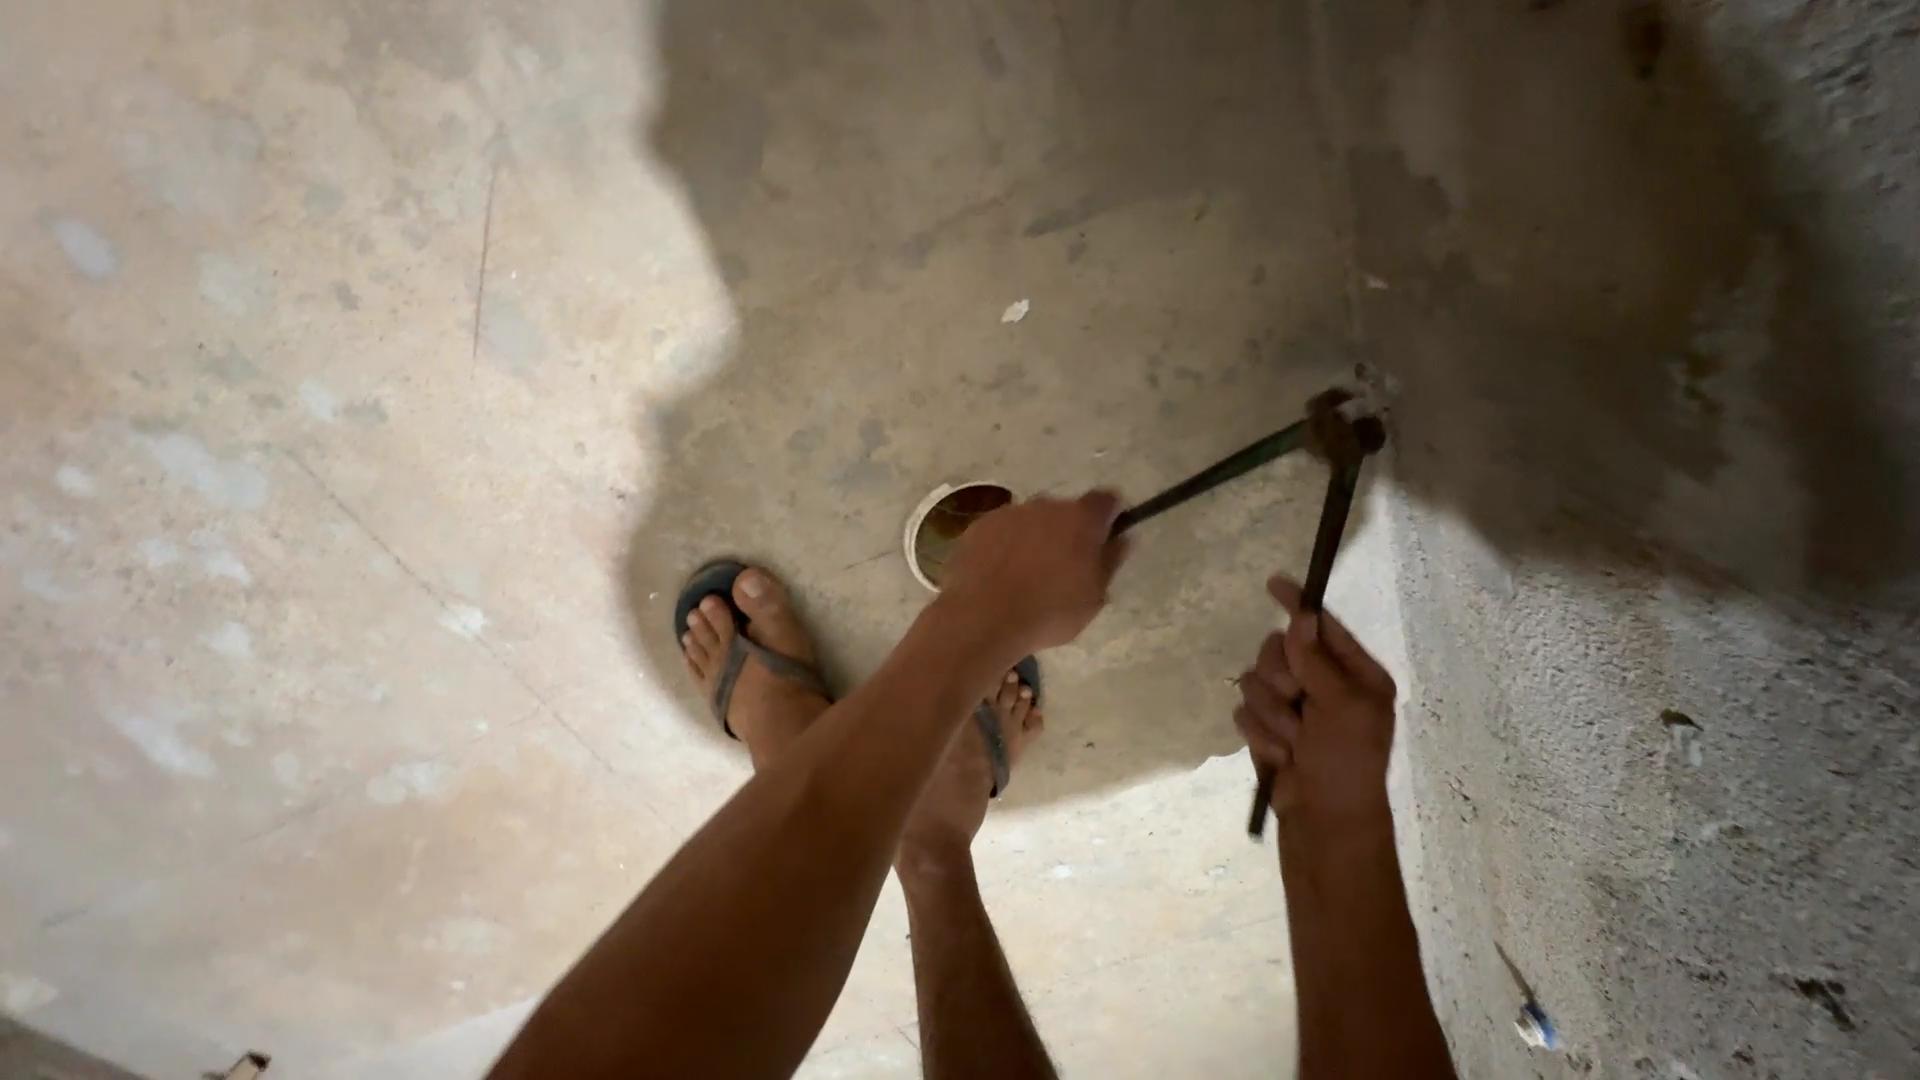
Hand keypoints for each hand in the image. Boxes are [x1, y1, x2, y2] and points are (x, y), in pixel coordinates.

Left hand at [937, 490, 1130, 656]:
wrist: (983, 619)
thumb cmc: (1049, 612)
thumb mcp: (1094, 597)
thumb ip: (1110, 561)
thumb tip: (1122, 538)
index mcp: (1080, 519)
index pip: (1106, 500)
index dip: (1109, 516)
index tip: (1105, 538)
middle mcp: (1045, 505)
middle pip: (1065, 510)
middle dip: (1067, 531)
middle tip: (1063, 566)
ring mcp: (1008, 513)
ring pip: (1030, 520)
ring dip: (1034, 537)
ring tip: (1025, 575)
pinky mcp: (978, 527)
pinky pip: (1001, 530)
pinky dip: (1004, 545)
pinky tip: (998, 575)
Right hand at [1235, 575, 1397, 828]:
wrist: (1323, 823)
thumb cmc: (1346, 764)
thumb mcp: (1342, 708)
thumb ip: (1316, 660)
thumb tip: (1302, 615)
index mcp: (1355, 675)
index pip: (1320, 627)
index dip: (1297, 606)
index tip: (1273, 583)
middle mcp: (1323, 685)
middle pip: (1278, 650)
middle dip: (1280, 679)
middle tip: (1296, 705)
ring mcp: (1293, 708)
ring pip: (1255, 680)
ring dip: (1271, 715)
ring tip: (1292, 743)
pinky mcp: (1268, 729)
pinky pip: (1244, 711)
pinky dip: (1259, 734)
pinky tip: (1279, 755)